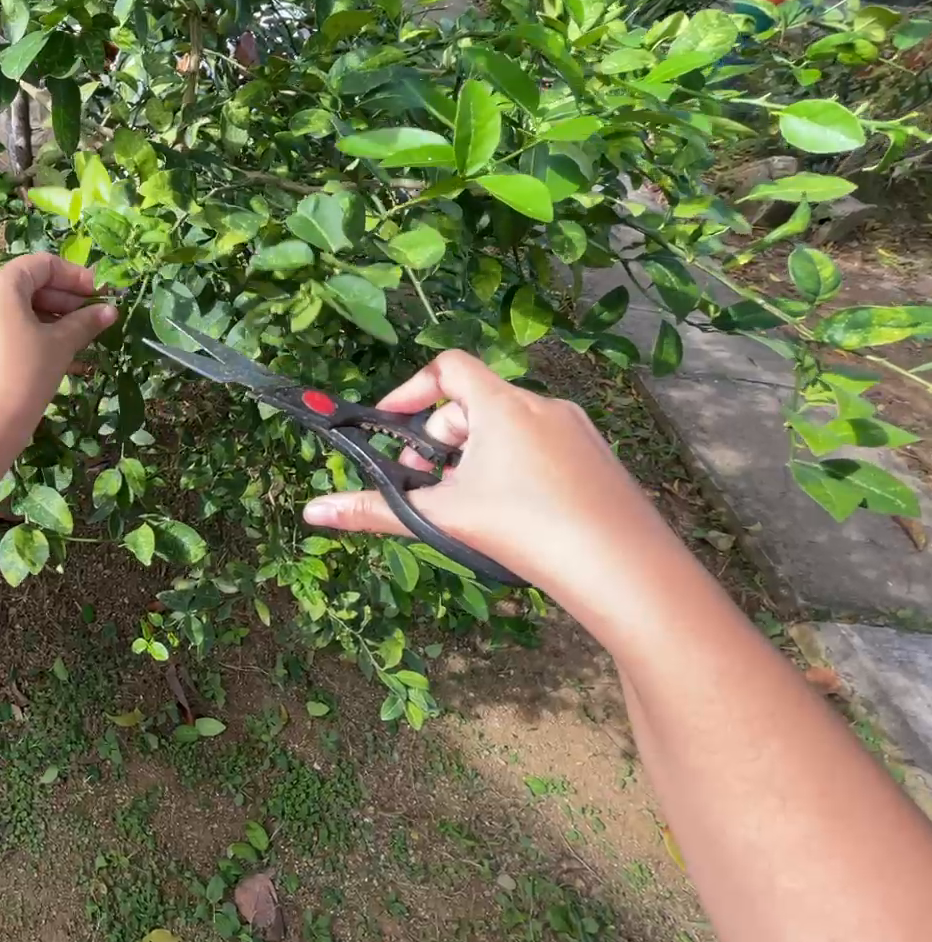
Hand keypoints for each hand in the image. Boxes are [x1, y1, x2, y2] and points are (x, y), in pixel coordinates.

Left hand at [0, 255, 117, 455]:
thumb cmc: (22, 378)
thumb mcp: (58, 346)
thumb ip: (84, 323)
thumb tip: (109, 310)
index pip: (42, 265)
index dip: (75, 277)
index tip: (99, 295)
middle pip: (25, 284)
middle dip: (61, 299)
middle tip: (91, 317)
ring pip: (11, 307)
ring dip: (46, 317)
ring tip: (75, 338)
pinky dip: (23, 331)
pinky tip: (49, 351)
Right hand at [301, 350, 686, 601]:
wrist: (630, 574)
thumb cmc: (528, 529)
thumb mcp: (442, 516)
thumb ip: (372, 511)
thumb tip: (311, 511)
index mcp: (502, 407)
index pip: (447, 366)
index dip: (409, 390)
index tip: (389, 424)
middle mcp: (542, 407)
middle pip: (469, 405)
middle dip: (434, 440)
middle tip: (421, 483)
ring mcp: (577, 433)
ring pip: (503, 429)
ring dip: (468, 457)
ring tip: (461, 503)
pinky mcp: (598, 460)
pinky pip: (536, 446)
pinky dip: (506, 466)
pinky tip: (506, 513)